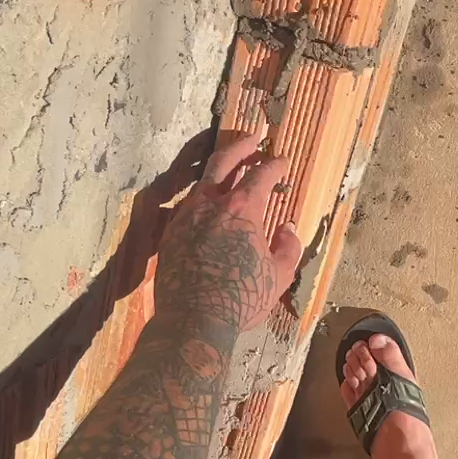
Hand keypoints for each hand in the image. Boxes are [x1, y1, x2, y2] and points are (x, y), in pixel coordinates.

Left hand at [155, 130, 306, 330]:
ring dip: (217, 170)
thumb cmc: (242, 300)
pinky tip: (209, 206)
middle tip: (252, 138)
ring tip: (228, 169)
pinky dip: (202, 198)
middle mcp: (211, 204)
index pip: (261, 174)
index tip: (282, 162)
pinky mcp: (169, 232)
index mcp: (242, 210)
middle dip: (241, 145)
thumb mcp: (279, 276)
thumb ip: (288, 247)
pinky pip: (188, 205)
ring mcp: (185, 215)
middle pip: (224, 160)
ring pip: (201, 181)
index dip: (275, 165)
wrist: (193, 320)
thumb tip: (287, 229)